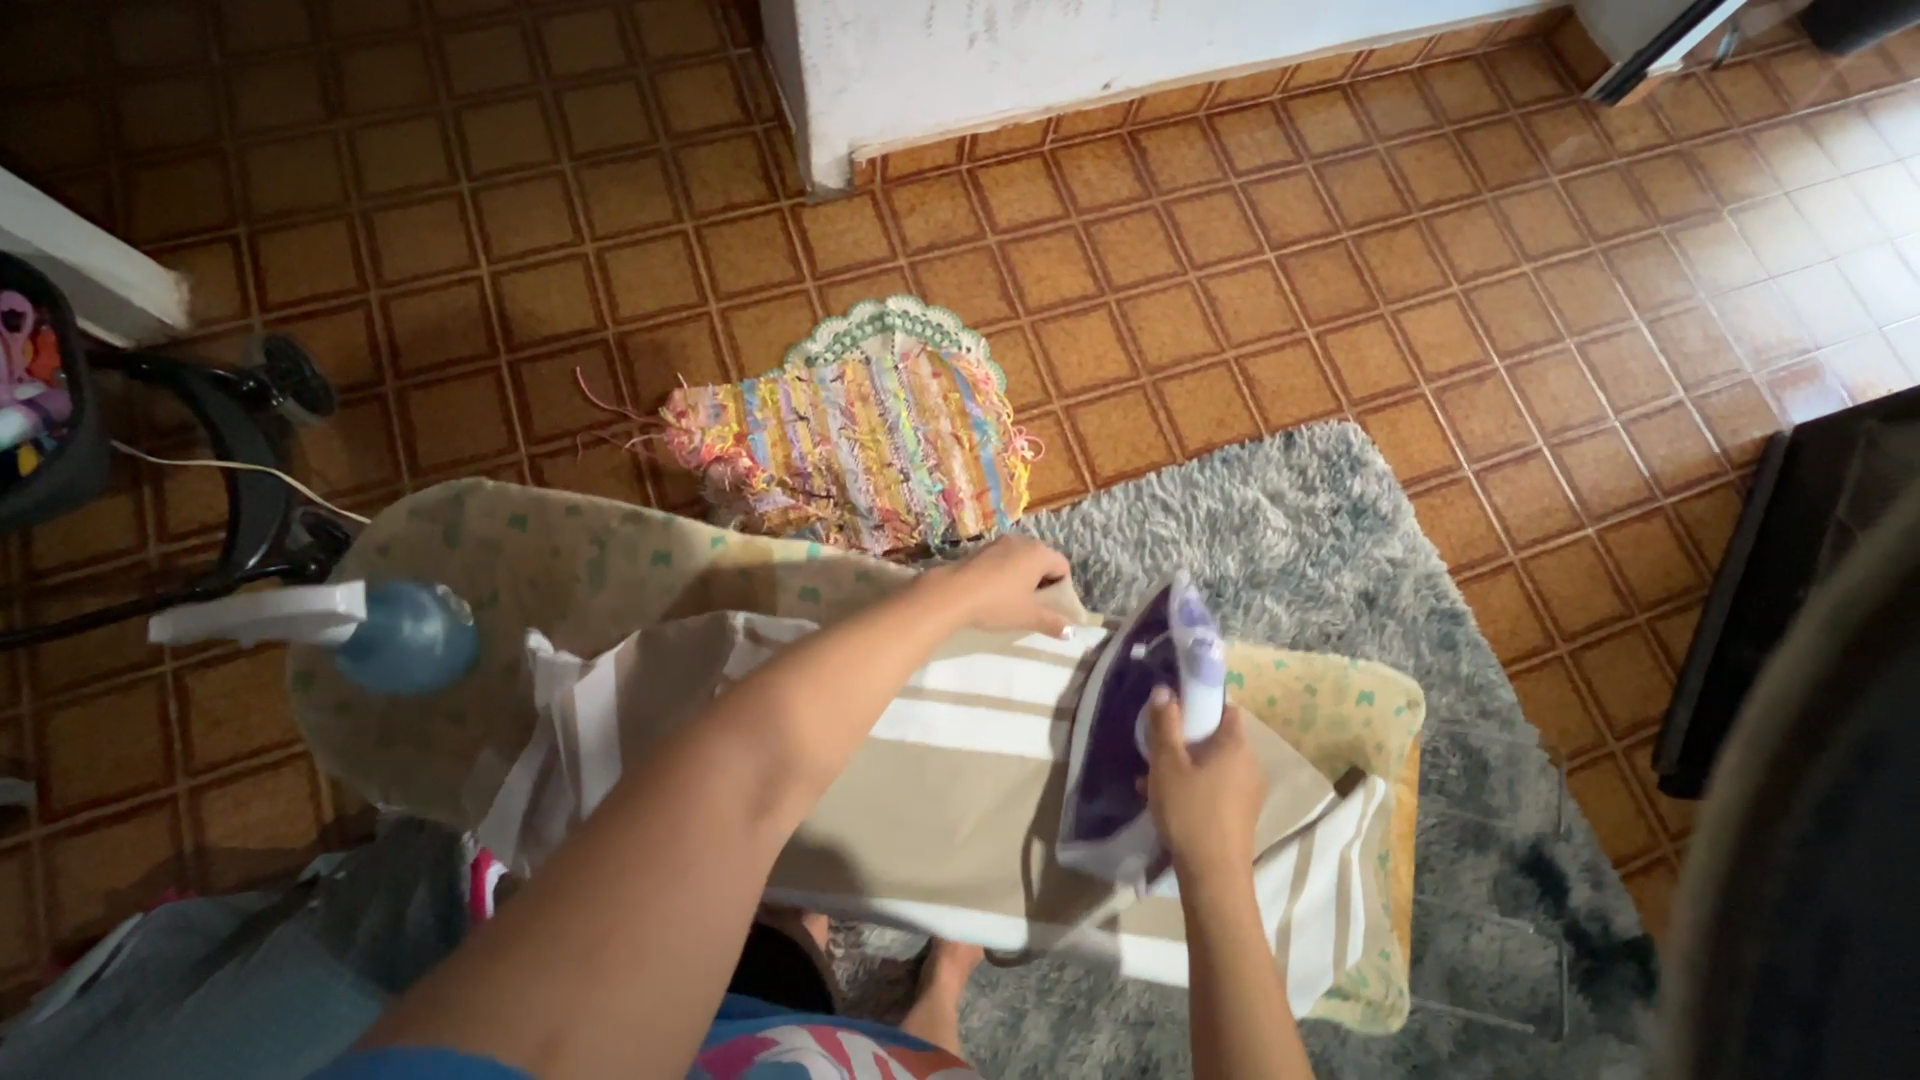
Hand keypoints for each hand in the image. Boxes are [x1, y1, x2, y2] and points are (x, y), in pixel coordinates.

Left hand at [920, 535, 1073, 637]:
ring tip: (1014, 598)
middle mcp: (1023, 541)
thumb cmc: (996, 603)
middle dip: (1043, 581)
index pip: (1063, 567)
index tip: (1052, 606)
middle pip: (1043, 560)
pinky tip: (995, 590)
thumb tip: (1071, 632)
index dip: (1062, 588)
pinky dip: (1006, 571)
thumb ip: (1052, 622)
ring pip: (1022, 558)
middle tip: (1035, 604)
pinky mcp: (982, 548)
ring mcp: (1000, 542)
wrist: (952, 593)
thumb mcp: (1027, 616)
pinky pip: (1004, 558)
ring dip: (1024, 575)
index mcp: (1039, 553)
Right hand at [1142, 690, 1264, 882]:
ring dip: (1186, 765)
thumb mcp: (1167, 764)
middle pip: (1218, 737)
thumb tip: (1165, 690)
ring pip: (1214, 765)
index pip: (1226, 708)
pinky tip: (1166, 801)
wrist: (1213, 875)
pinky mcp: (1242, 814)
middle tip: (1157, 747)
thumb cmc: (1189, 811)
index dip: (1201, 703)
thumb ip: (1165, 724)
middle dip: (1186, 738)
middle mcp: (1250, 764)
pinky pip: (1217, 787)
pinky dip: (1195, 786)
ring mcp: (1250, 791)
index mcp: (1236, 745)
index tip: (1174, 709)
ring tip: (1152, 778)